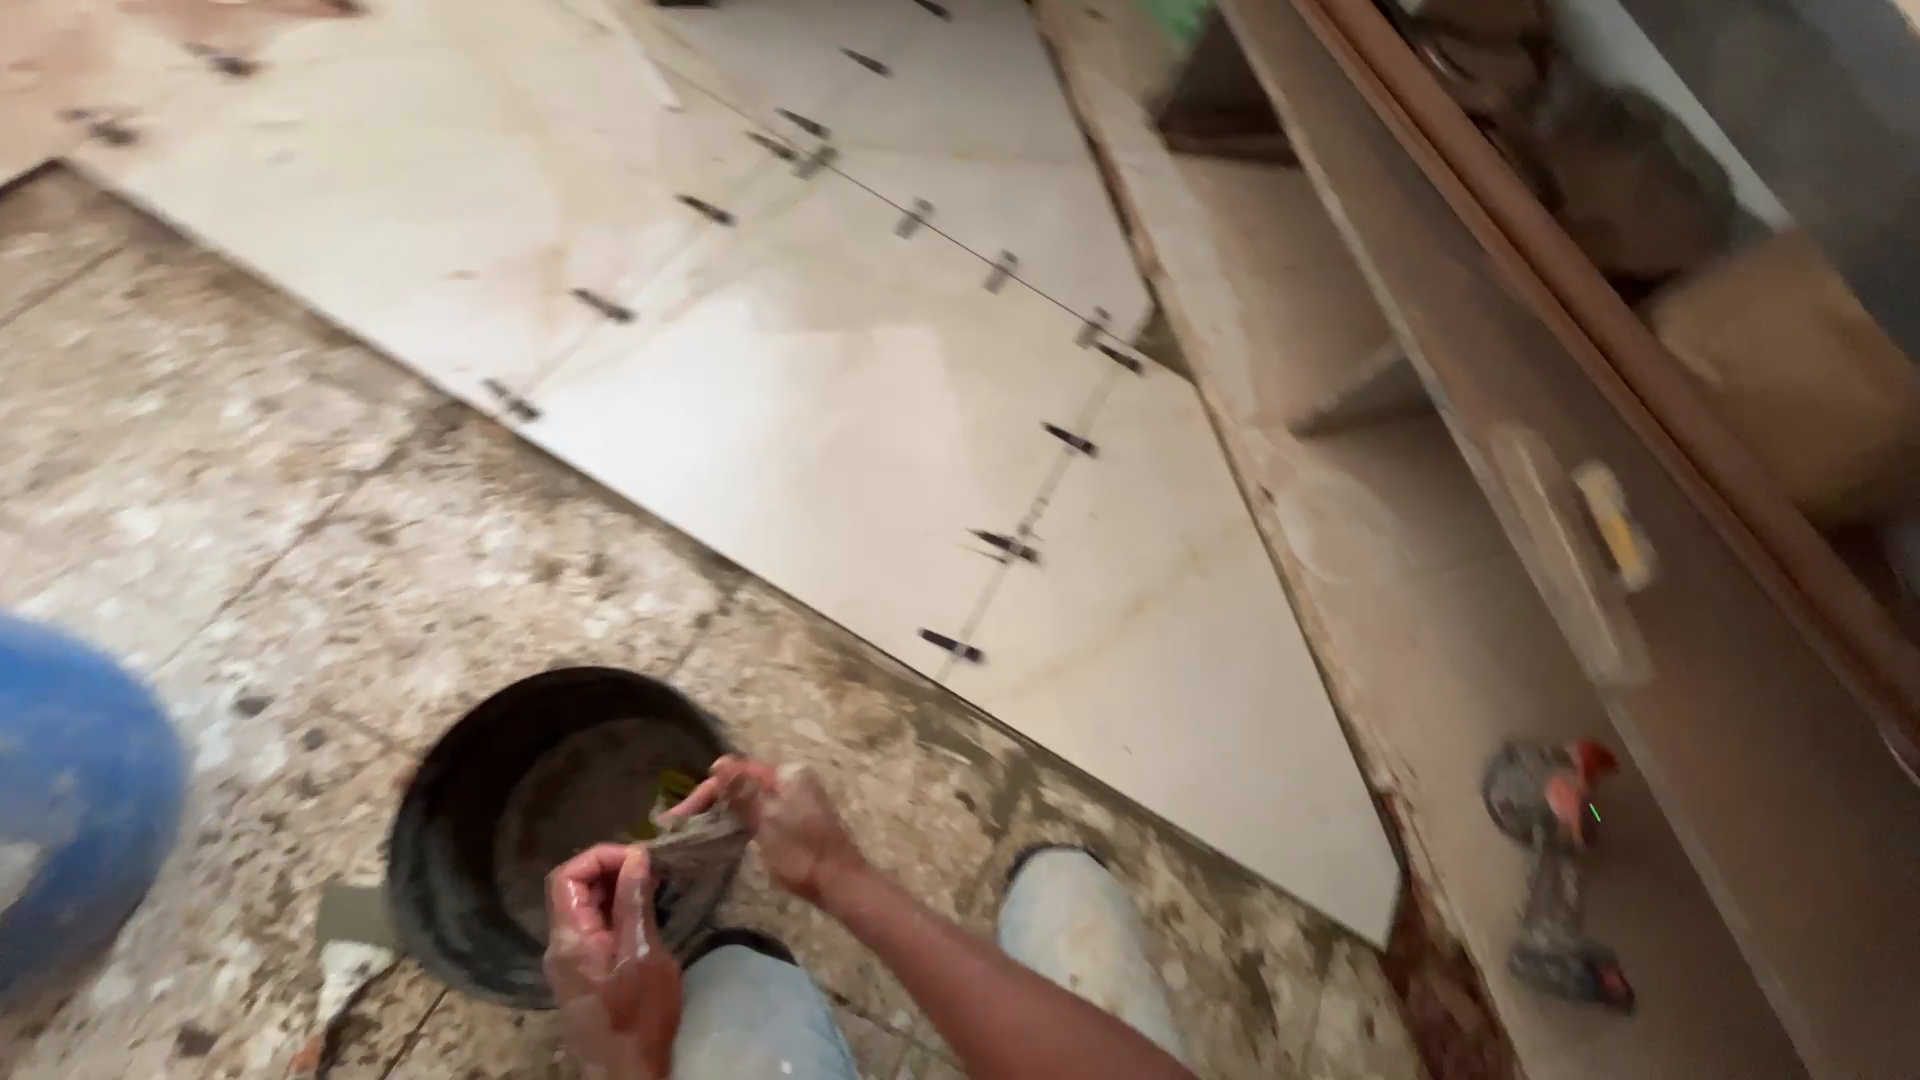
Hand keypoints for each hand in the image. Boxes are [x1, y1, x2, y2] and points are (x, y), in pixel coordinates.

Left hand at [543, 844, 681, 1079]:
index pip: (566, 877)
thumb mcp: (643, 952)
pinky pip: (594, 925)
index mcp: (569, 939)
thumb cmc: (638, 1014)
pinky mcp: (585, 971)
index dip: (601, 856)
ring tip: (656, 883)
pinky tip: (647, 909)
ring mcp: (571, 961)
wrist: (627, 1074)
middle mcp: (560, 946)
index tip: (639, 856)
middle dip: (612, 868)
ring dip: (617, 887)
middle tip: (653, 867)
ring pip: (585, 906)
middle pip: (574, 888)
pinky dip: (618, 908)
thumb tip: (636, 855)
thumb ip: (634, 902)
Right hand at [666, 756, 867, 904]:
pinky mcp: (793, 819)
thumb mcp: (767, 821)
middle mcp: (792, 780)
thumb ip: (743, 792)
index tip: (677, 816)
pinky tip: (719, 832)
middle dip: (710, 801)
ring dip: (721, 811)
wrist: (838, 882)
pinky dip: (738, 820)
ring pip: (749, 799)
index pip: (736, 772)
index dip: (706, 792)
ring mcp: (794, 799)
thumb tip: (719, 762)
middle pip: (742, 784)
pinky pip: (759, 812)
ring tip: (690, 829)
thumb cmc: (802, 852)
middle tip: (677, 825)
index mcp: (788, 774)